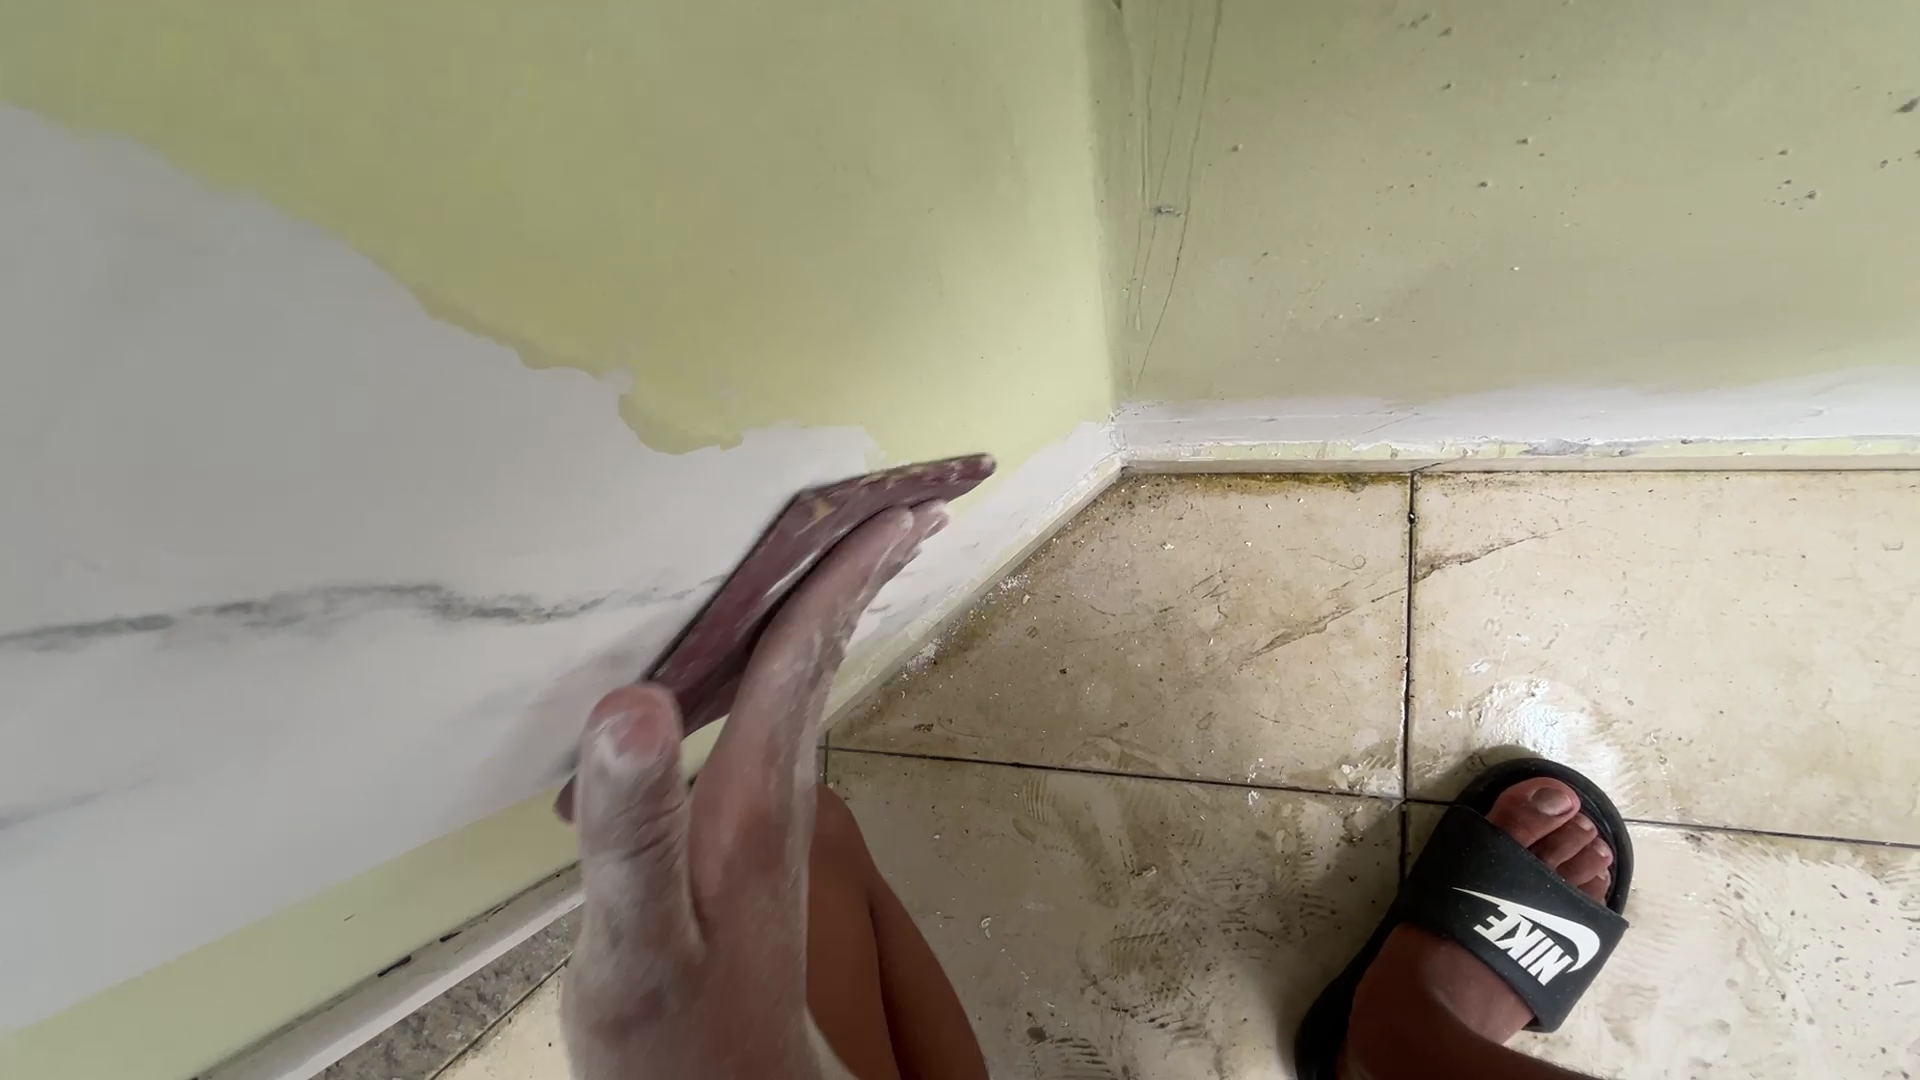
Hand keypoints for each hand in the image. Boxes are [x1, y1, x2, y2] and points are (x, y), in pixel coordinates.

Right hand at [560, 503, 946, 1078]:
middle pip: (831, 651)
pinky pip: (797, 706)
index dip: (839, 577)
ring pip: (822, 674)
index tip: (888, 513)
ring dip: (851, 608)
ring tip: (878, 556)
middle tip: (917, 512)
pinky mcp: (766, 818)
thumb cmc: (675, 1030)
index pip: (801, 653)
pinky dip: (812, 653)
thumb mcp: (637, 942)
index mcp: (753, 788)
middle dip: (871, 575)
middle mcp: (783, 778)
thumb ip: (633, 831)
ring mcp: (781, 798)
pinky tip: (797, 650)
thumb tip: (630, 708)